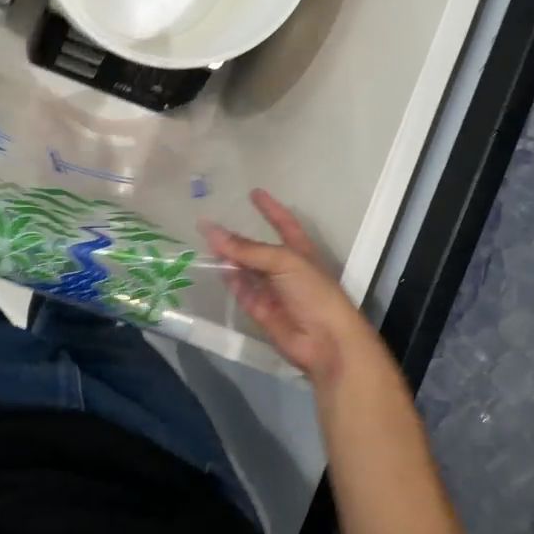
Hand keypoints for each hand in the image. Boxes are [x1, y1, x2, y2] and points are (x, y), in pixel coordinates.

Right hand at [205, 190, 385, 389]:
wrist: (326, 341)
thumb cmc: (314, 292)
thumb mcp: (284, 261)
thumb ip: (247, 248)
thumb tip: (211, 231)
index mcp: (300, 252)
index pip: (284, 223)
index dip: (270, 209)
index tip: (254, 192)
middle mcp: (285, 269)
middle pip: (257, 249)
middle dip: (237, 238)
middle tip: (211, 225)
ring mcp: (272, 291)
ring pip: (246, 270)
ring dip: (229, 258)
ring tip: (207, 243)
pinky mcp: (261, 311)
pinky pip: (242, 291)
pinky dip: (231, 281)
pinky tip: (218, 269)